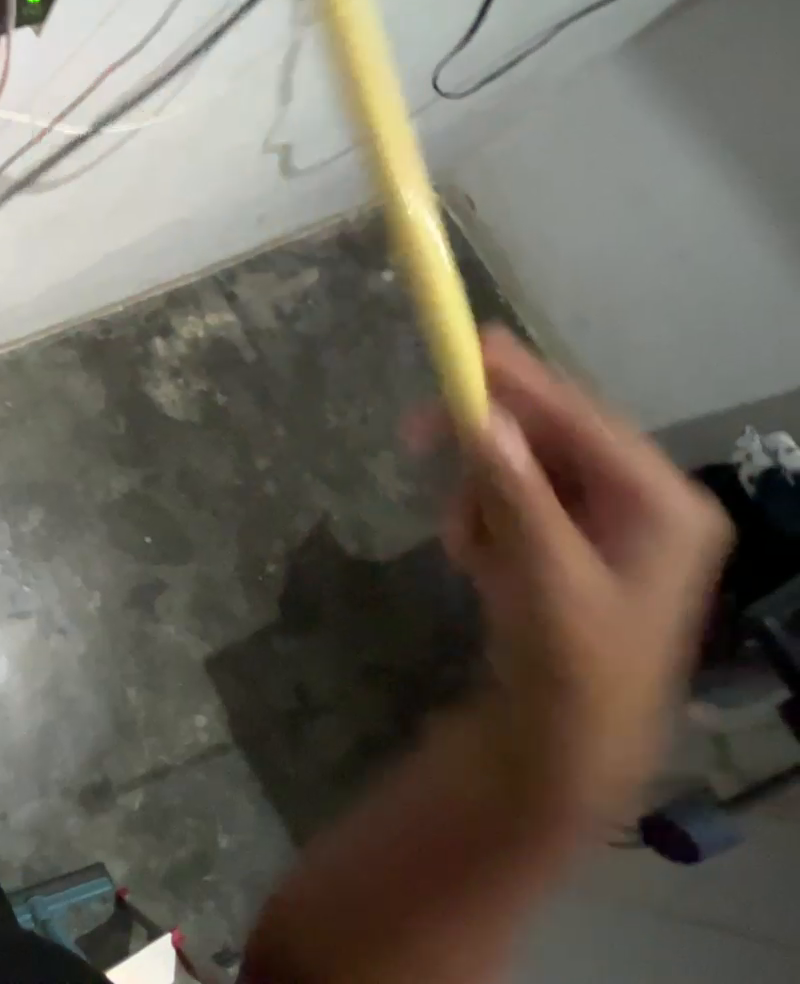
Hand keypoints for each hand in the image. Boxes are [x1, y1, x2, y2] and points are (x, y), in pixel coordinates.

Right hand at [412, 328, 731, 822]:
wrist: (565, 731)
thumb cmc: (572, 656)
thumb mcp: (542, 571)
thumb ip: (514, 492)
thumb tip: (484, 420)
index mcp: (657, 503)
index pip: (581, 421)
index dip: (524, 381)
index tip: (469, 344)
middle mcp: (634, 502)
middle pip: (544, 440)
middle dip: (485, 454)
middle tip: (416, 435)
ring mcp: (597, 524)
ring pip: (514, 473)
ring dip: (477, 502)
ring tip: (474, 555)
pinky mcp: (560, 543)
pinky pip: (505, 505)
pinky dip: (479, 525)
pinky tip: (482, 566)